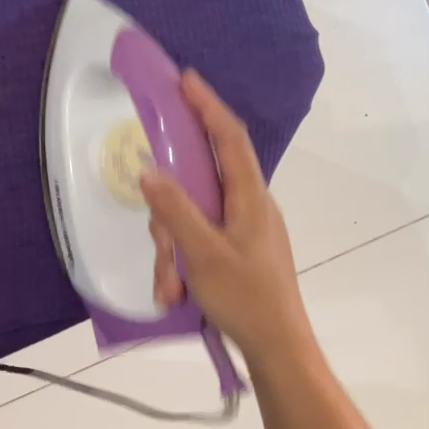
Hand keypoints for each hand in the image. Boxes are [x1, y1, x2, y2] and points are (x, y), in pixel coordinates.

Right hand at [141, 70, 315, 366]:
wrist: (279, 350)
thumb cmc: (246, 298)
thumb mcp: (201, 253)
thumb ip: (174, 210)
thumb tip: (149, 170)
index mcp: (250, 197)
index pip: (227, 137)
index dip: (206, 105)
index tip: (184, 78)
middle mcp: (249, 206)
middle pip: (197, 186)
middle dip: (169, 215)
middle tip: (162, 250)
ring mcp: (243, 230)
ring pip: (191, 219)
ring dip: (172, 251)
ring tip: (171, 289)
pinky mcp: (236, 251)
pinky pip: (197, 242)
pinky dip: (181, 264)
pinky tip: (176, 295)